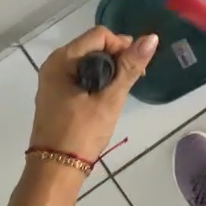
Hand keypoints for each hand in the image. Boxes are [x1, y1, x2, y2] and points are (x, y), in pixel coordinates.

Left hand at [29, 27, 157, 161]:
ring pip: (89, 61)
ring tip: (121, 91)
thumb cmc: (81, 133)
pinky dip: (98, 80)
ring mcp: (53, 79)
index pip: (99, 35)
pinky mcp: (57, 93)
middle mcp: (54, 64)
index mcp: (61, 60)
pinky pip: (82, 75)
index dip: (122, 47)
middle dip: (117, 58)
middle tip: (132, 81)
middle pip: (93, 45)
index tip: (135, 70)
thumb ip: (129, 67)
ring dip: (109, 70)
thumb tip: (152, 38)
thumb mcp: (110, 100)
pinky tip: (107, 97)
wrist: (55, 169)